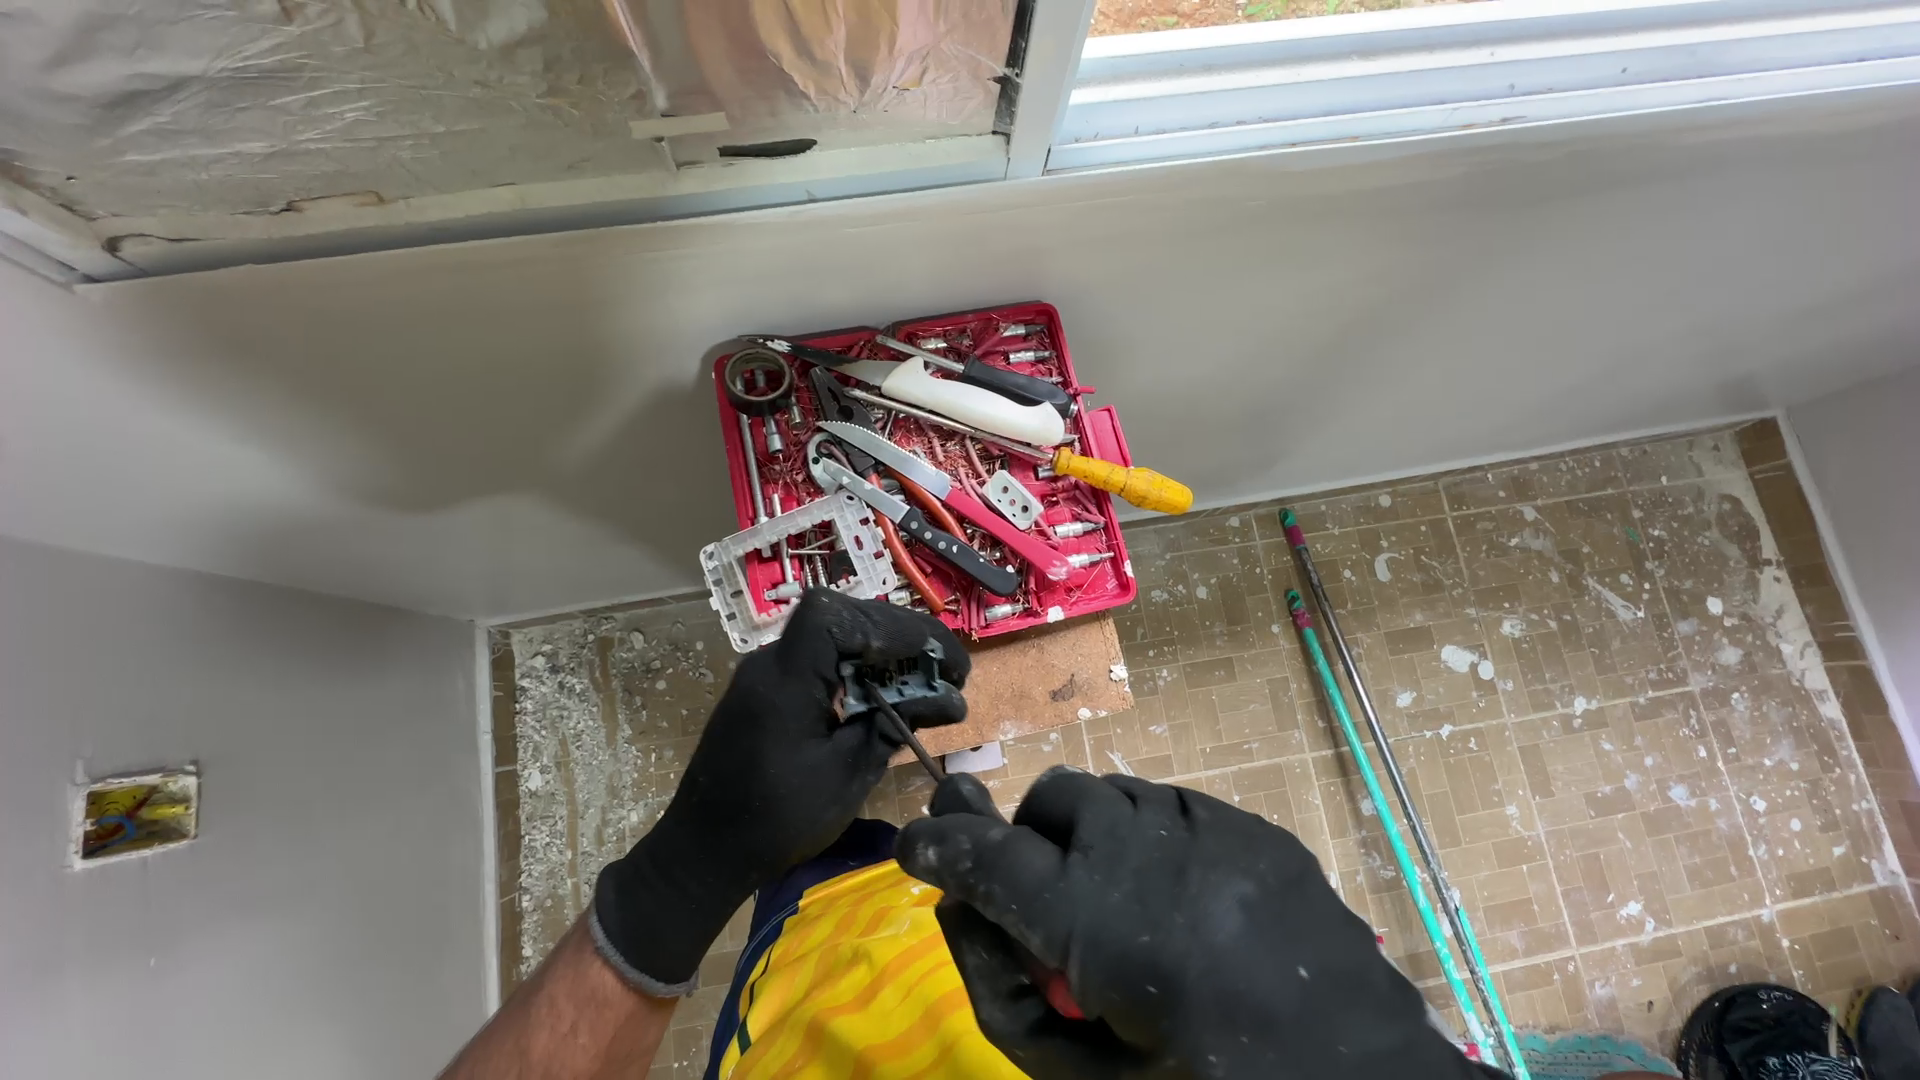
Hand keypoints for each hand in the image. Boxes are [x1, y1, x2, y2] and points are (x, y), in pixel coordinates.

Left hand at [590, 589, 968, 995]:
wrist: (703, 853)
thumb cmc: (776, 821)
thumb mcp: (846, 776)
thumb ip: (893, 726)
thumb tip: (949, 699)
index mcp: (785, 678)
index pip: (834, 615)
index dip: (890, 625)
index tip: (932, 657)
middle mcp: (771, 663)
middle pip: (841, 618)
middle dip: (899, 637)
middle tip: (947, 668)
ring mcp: (766, 674)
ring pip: (833, 637)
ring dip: (883, 652)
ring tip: (928, 679)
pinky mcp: (768, 692)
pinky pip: (819, 661)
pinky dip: (859, 669)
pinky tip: (888, 695)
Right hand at [897, 769, 1483, 1079]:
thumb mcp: (1085, 1076)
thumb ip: (1002, 993)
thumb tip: (957, 910)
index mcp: (1090, 918)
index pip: (985, 855)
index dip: (939, 844)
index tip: (916, 845)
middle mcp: (1138, 847)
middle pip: (1051, 799)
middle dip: (1031, 839)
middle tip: (1049, 897)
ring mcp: (1200, 824)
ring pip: (1111, 795)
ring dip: (1093, 836)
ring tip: (1126, 901)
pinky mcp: (1247, 824)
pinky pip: (1171, 806)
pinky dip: (1152, 838)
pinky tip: (1186, 898)